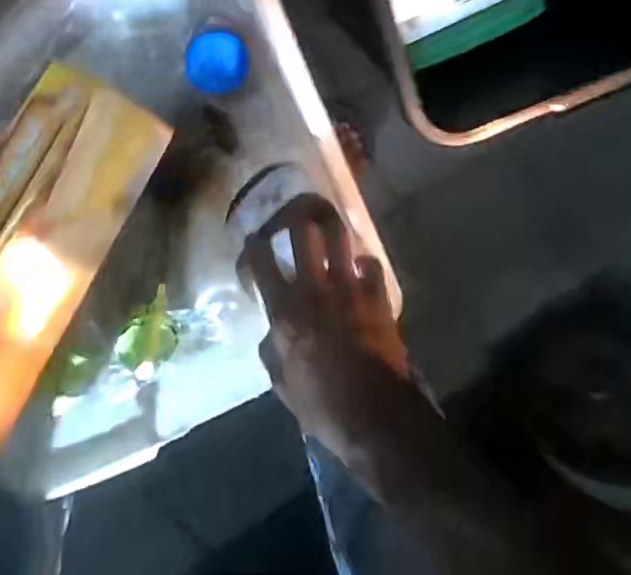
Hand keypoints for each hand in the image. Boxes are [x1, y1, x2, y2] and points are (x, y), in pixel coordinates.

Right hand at [240, 195, 430, 473]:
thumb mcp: (283, 385)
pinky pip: (371, 264)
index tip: (255, 244)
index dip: (254, 245)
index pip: (259, 258)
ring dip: (331, 227)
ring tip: (327, 225)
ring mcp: (348, 287)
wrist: (375, 415)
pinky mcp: (377, 295)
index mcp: (284, 309)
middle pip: (301, 229)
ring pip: (338, 236)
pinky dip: (364, 264)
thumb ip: (272, 353)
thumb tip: (271, 335)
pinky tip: (361, 269)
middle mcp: (312, 288)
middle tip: (294, 215)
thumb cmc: (322, 405)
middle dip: (296, 215)